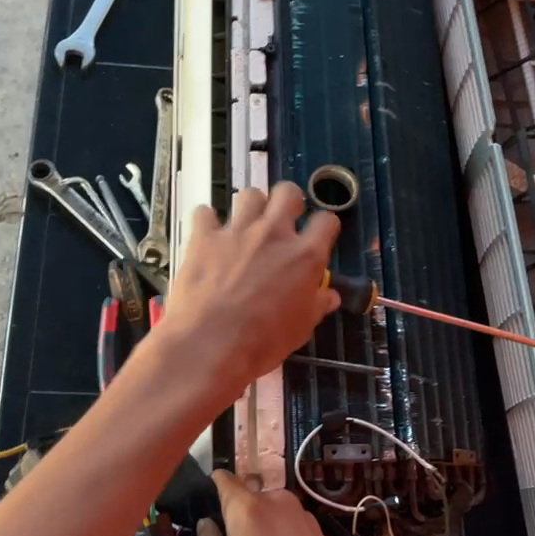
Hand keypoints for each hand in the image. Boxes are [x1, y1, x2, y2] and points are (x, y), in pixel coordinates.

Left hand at [154, 182, 340, 399]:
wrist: (210, 343)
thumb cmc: (263, 341)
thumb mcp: (301, 328)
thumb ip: (317, 305)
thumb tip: (330, 296)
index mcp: (304, 255)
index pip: (326, 221)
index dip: (324, 226)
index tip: (318, 236)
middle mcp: (273, 233)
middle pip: (288, 192)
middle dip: (288, 202)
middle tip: (282, 221)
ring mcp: (237, 231)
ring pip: (249, 194)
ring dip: (251, 206)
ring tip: (246, 225)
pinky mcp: (203, 237)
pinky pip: (205, 212)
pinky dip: (207, 221)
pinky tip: (208, 235)